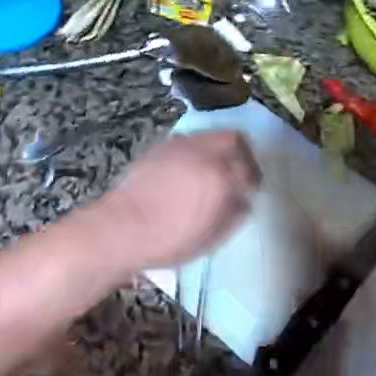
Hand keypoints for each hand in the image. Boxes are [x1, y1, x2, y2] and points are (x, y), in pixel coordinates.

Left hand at [84, 131, 260, 273]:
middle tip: (241, 170)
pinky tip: (191, 169)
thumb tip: (243, 199)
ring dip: (221, 148)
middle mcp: (203, 153)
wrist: (121, 227)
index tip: (251, 188)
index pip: (248, 168)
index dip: (254, 178)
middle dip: (243, 152)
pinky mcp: (161, 146)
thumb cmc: (168, 240)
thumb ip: (233, 214)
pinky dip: (199, 150)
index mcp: (220, 177)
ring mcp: (181, 145)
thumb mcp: (210, 238)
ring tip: (216, 168)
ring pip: (212, 134)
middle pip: (235, 138)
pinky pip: (190, 140)